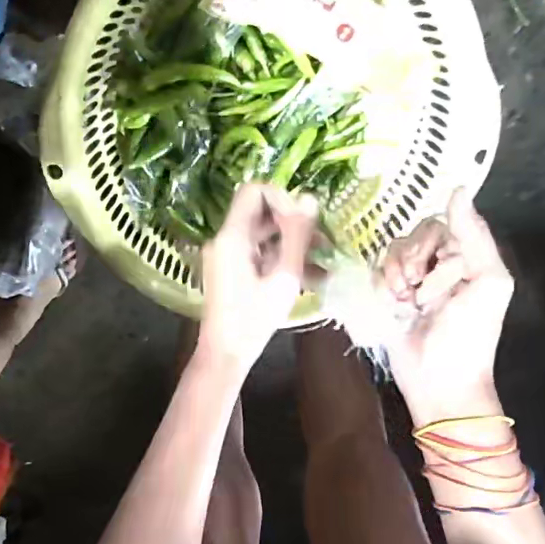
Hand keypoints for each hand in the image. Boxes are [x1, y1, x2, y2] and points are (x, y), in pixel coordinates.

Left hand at [197, 182, 316, 369]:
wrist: (225, 353)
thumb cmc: (254, 319)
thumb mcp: (284, 277)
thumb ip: (297, 237)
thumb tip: (309, 198)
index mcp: (232, 236)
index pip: (255, 190)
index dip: (283, 199)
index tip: (303, 223)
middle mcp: (224, 239)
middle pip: (259, 211)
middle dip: (291, 222)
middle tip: (318, 242)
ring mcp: (225, 255)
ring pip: (261, 233)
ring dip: (290, 242)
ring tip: (319, 261)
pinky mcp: (230, 269)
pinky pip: (257, 251)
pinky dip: (279, 257)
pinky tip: (306, 275)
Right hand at [379, 187, 512, 416]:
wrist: (440, 381)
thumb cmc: (470, 336)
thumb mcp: (488, 282)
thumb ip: (475, 235)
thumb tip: (458, 190)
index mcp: (466, 258)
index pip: (440, 225)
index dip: (432, 245)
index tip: (435, 273)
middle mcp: (438, 265)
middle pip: (412, 236)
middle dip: (412, 260)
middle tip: (418, 291)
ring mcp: (412, 283)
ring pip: (392, 253)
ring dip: (396, 274)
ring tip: (406, 302)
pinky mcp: (388, 300)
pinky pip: (376, 274)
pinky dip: (381, 287)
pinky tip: (393, 306)